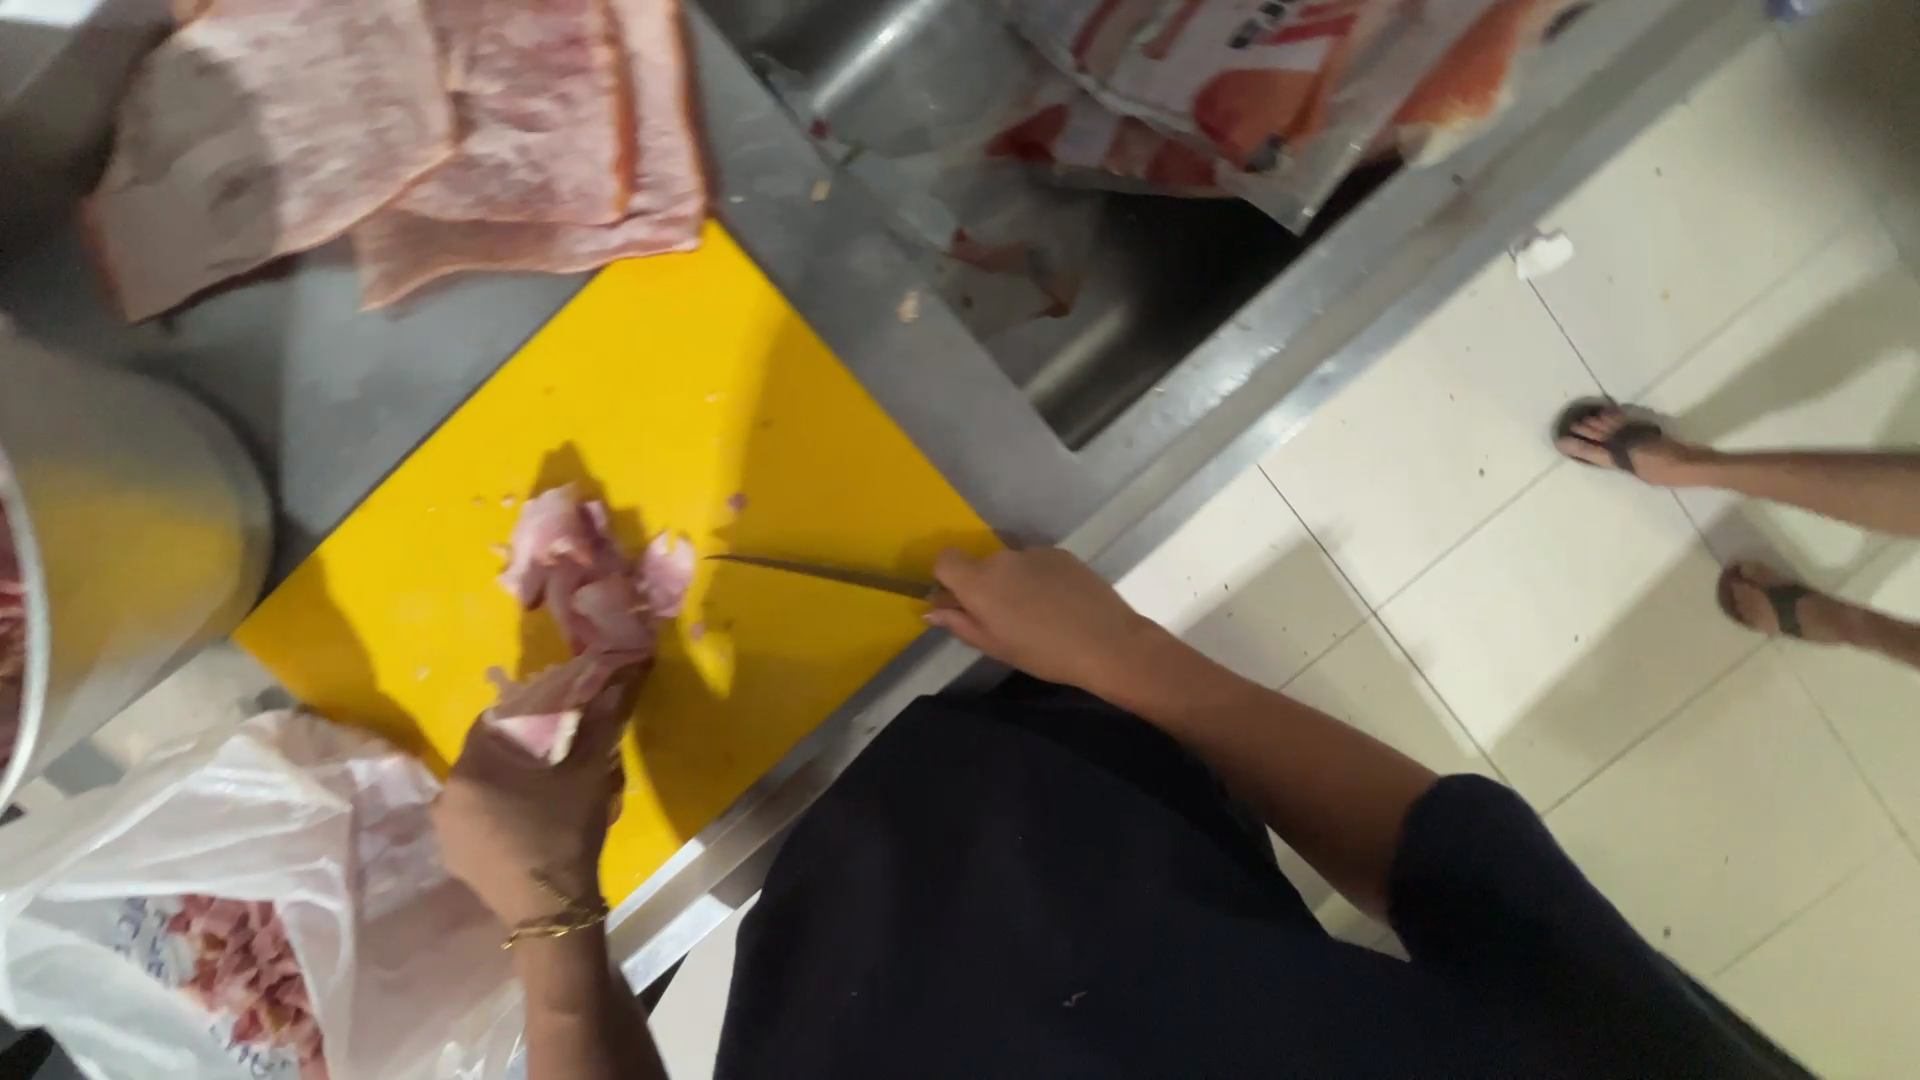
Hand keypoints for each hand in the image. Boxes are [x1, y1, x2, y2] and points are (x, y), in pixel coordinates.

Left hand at [430, 669, 640, 926]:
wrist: (550, 906)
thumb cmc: (565, 830)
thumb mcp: (589, 773)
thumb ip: (596, 727)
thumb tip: (608, 689)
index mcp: (472, 769)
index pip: (490, 722)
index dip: (521, 715)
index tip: (550, 720)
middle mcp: (445, 795)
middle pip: (481, 756)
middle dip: (514, 750)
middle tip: (551, 754)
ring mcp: (444, 831)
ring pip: (476, 789)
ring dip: (503, 782)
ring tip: (540, 790)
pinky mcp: (452, 857)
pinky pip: (472, 818)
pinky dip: (495, 812)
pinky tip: (526, 822)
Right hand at [926, 547, 1169, 695]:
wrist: (1107, 642)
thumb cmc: (1044, 654)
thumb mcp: (996, 646)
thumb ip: (960, 623)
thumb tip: (932, 610)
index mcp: (980, 583)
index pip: (945, 559)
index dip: (948, 577)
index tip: (960, 600)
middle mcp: (1002, 559)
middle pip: (980, 565)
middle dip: (985, 586)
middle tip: (1005, 618)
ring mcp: (1034, 552)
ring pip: (1010, 564)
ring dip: (1014, 582)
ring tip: (1038, 612)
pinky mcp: (1060, 552)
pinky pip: (1036, 562)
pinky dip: (1039, 577)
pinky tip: (1059, 602)